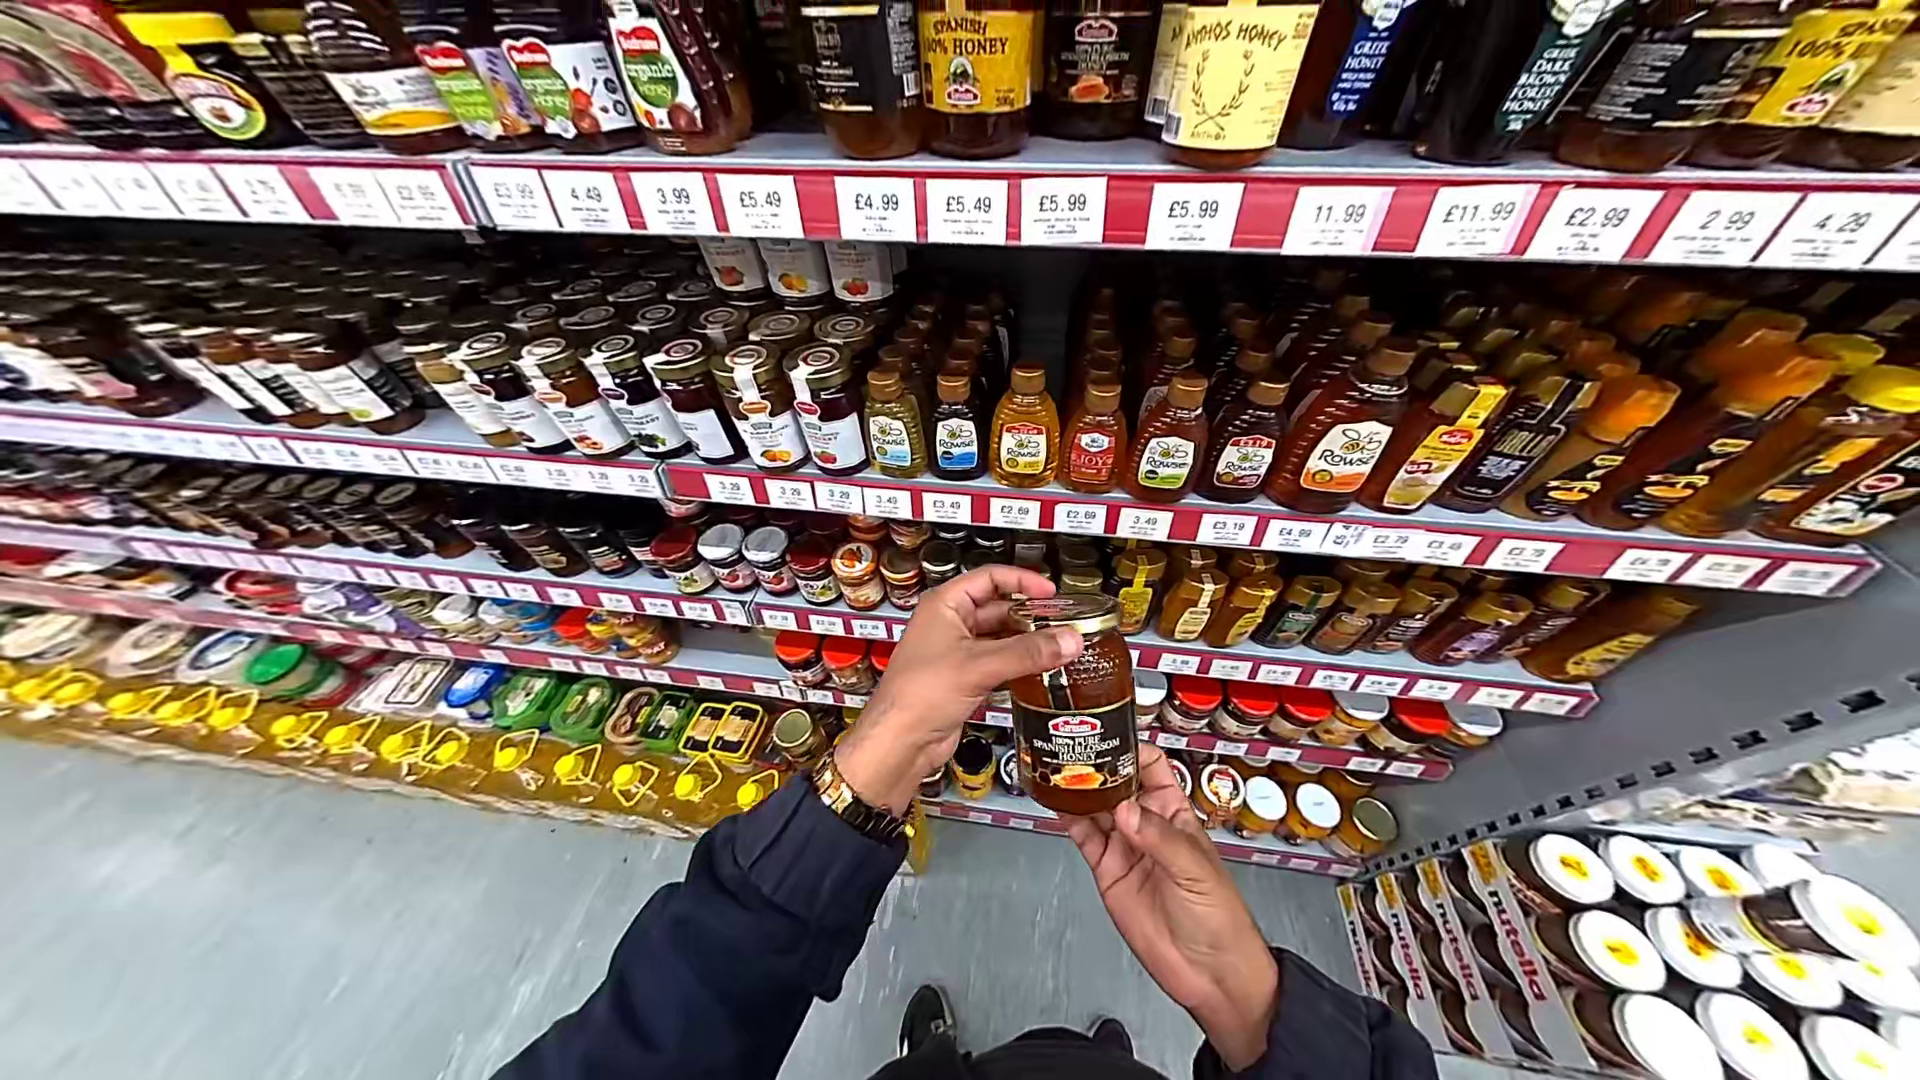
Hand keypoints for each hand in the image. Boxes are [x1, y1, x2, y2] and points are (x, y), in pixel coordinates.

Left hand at [834, 566, 1082, 815]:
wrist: (900, 742)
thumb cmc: (917, 695)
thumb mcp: (979, 665)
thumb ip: (1028, 652)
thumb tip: (1066, 639)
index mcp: (945, 605)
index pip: (990, 578)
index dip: (1022, 581)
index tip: (1049, 591)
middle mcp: (949, 623)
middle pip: (998, 607)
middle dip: (1029, 614)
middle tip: (1060, 622)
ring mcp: (956, 651)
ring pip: (1000, 636)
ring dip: (1026, 641)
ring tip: (1057, 645)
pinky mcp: (963, 677)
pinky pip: (998, 661)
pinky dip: (1018, 662)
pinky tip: (1039, 668)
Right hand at [1064, 744, 1278, 1070]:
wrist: (1209, 974)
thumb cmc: (1219, 916)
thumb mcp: (1194, 870)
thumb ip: (1159, 838)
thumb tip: (1125, 810)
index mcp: (1173, 810)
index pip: (1150, 765)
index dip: (1130, 748)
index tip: (1108, 736)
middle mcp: (1145, 821)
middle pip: (1115, 781)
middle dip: (1096, 765)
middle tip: (1072, 751)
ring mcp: (1124, 844)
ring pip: (1094, 804)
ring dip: (1077, 787)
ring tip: (1057, 770)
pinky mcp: (1107, 867)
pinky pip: (1083, 835)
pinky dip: (1067, 817)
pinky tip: (1056, 803)